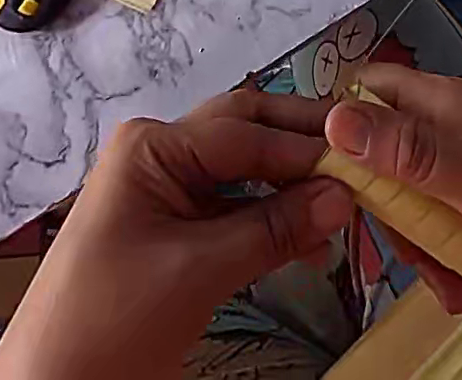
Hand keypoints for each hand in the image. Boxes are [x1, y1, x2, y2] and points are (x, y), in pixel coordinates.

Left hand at [0, 90, 354, 379]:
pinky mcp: (183, 222)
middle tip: (356, 155)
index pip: (245, 134)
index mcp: (152, 147)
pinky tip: (312, 237)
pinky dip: (278, 216)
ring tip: (342, 201)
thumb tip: (346, 196)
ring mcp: (173, 186)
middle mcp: (164, 152)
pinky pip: (243, 203)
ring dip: (295, 184)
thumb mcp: (195, 275)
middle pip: (251, 130)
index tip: (357, 165)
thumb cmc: (105, 331)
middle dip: (303, 145)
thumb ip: (275, 228)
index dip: (304, 149)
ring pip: (252, 165)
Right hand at [323, 63, 461, 313]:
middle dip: (384, 208)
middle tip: (410, 254)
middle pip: (379, 151)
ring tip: (452, 280)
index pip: (368, 90)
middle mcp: (449, 122)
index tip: (325, 185)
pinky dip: (441, 252)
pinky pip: (435, 217)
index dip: (339, 126)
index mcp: (446, 103)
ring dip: (417, 242)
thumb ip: (412, 153)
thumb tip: (338, 117)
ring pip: (405, 193)